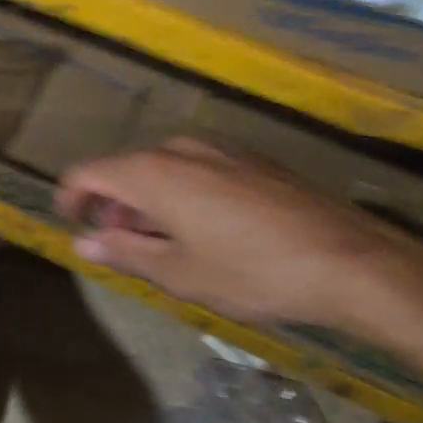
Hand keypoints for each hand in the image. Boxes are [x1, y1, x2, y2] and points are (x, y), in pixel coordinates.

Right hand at [55, 138, 422, 327]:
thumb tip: (83, 240)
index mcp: (152, 173)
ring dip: (150, 202)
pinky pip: (198, 170)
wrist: (352, 261)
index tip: (70, 224)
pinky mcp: (253, 160)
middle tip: (122, 247)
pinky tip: (208, 232)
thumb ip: (124, 252)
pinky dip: (184, 195)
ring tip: (166, 245)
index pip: (88, 172)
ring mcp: (220, 150)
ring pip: (163, 170)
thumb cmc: (253, 272)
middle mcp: (179, 149)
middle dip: (114, 207)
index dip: (70, 197)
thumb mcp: (179, 274)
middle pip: (126, 170)